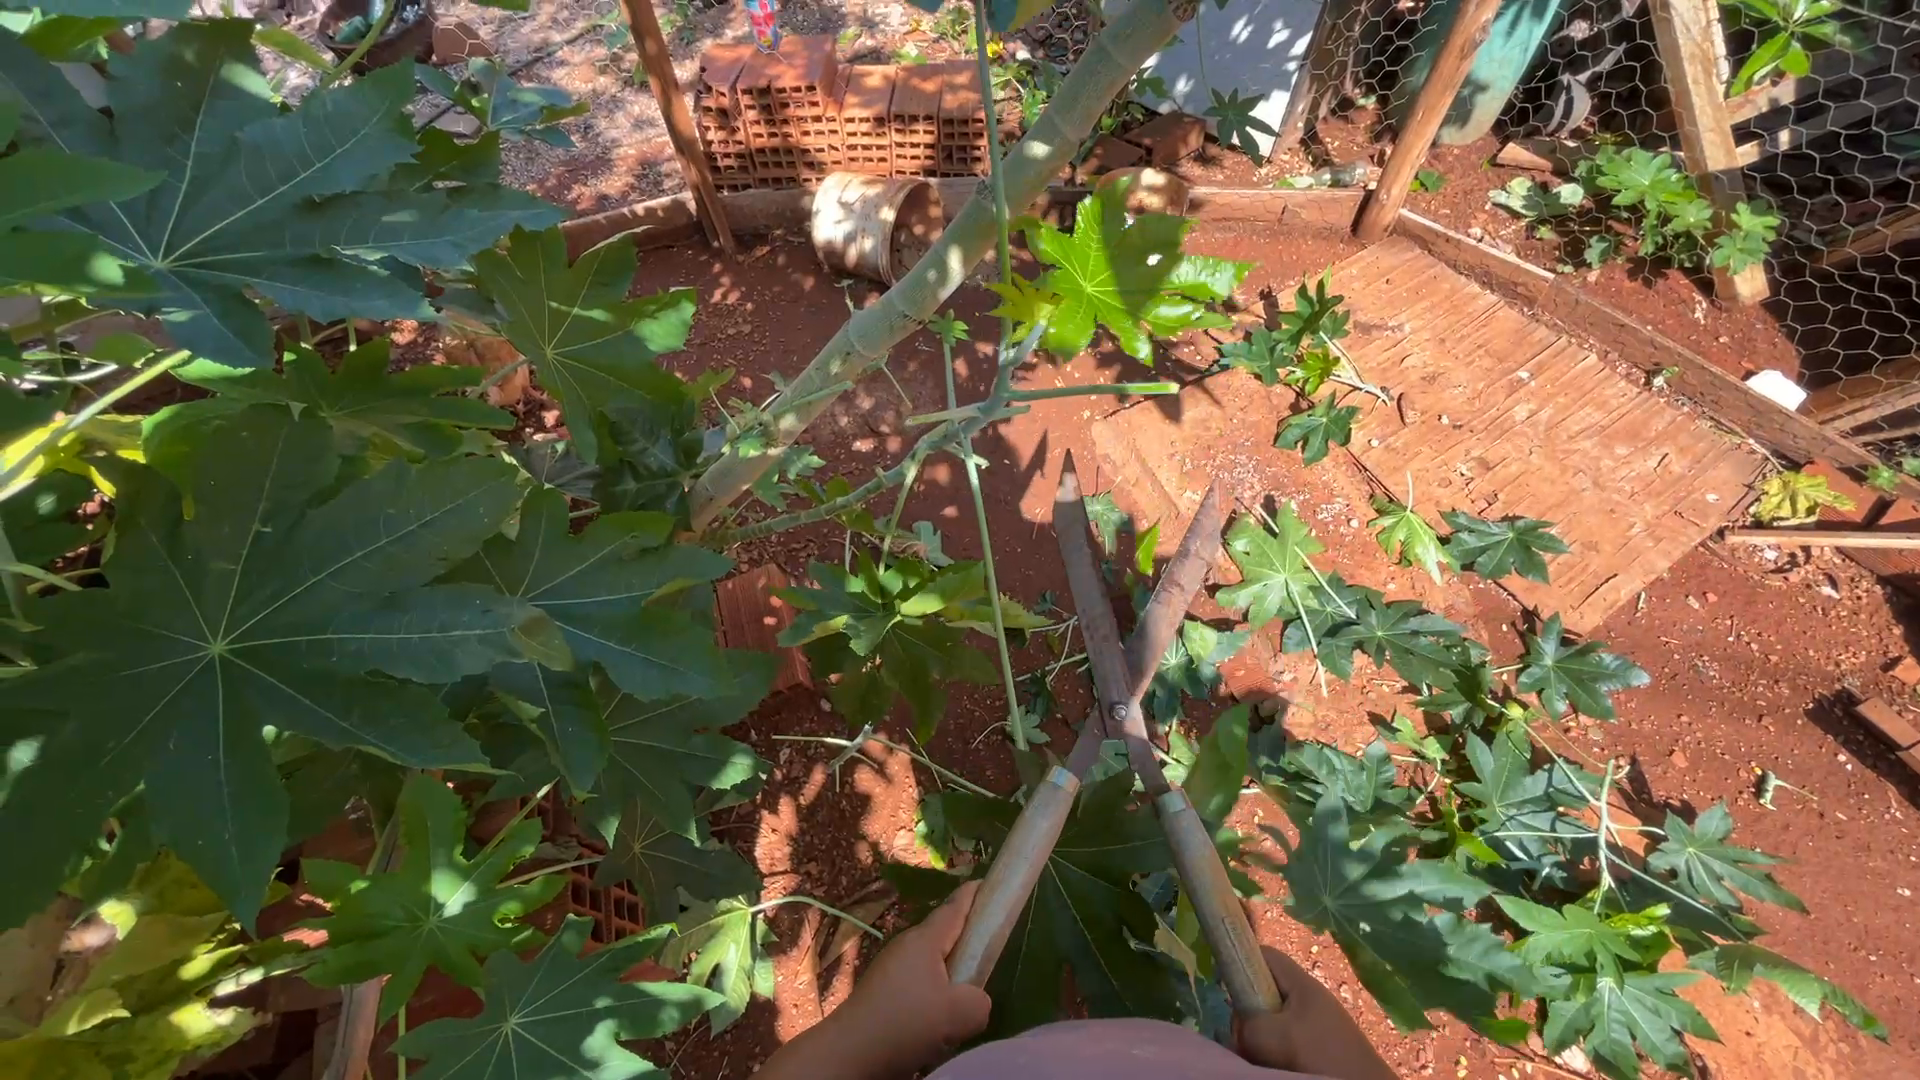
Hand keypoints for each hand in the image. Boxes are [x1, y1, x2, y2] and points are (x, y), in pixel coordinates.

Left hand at [818, 881, 993, 1075]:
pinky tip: (936, 1022)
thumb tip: (976, 1001)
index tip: (988, 883)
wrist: (849, 1053)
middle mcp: (906, 946)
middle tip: (988, 955)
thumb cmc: (905, 1021)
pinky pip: (917, 986)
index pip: (955, 907)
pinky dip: (931, 997)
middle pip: (943, 936)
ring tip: (963, 1000)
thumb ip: (980, 1001)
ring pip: (930, 965)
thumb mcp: (959, 1013)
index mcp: (925, 939)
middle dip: (965, 940)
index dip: (975, 894)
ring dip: (948, 975)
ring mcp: (891, 969)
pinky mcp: (882, 993)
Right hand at [1237, 947, 1398, 1079]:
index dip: (1240, 961)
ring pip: (1271, 1021)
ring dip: (1260, 1039)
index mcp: (1302, 983)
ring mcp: (1315, 1026)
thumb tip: (1237, 1030)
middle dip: (1248, 1011)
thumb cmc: (1324, 1057)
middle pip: (1262, 990)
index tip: (1225, 986)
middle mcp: (1308, 1000)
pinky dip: (1275, 1054)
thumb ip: (1247, 1024)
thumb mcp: (1275, 1036)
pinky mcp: (1319, 1051)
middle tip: (1244, 1033)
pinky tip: (1273, 1066)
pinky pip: (1285, 1043)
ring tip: (1260, 1056)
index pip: (1262, 953)